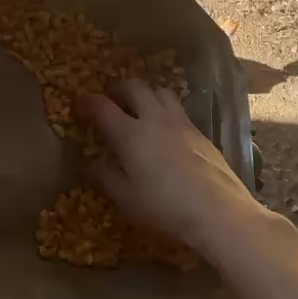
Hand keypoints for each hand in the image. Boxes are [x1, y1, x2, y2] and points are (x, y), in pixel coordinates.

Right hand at [85, 79, 259, 251]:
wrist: (219, 212)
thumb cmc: (165, 207)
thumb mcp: (126, 198)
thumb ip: (104, 177)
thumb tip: (87, 163)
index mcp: (129, 133)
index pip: (101, 106)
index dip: (85, 102)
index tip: (78, 107)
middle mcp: (154, 119)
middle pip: (133, 86)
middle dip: (116, 89)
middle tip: (110, 101)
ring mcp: (180, 123)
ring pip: (159, 90)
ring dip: (144, 93)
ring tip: (139, 108)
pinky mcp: (200, 132)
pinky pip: (178, 108)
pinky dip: (165, 109)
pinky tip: (166, 130)